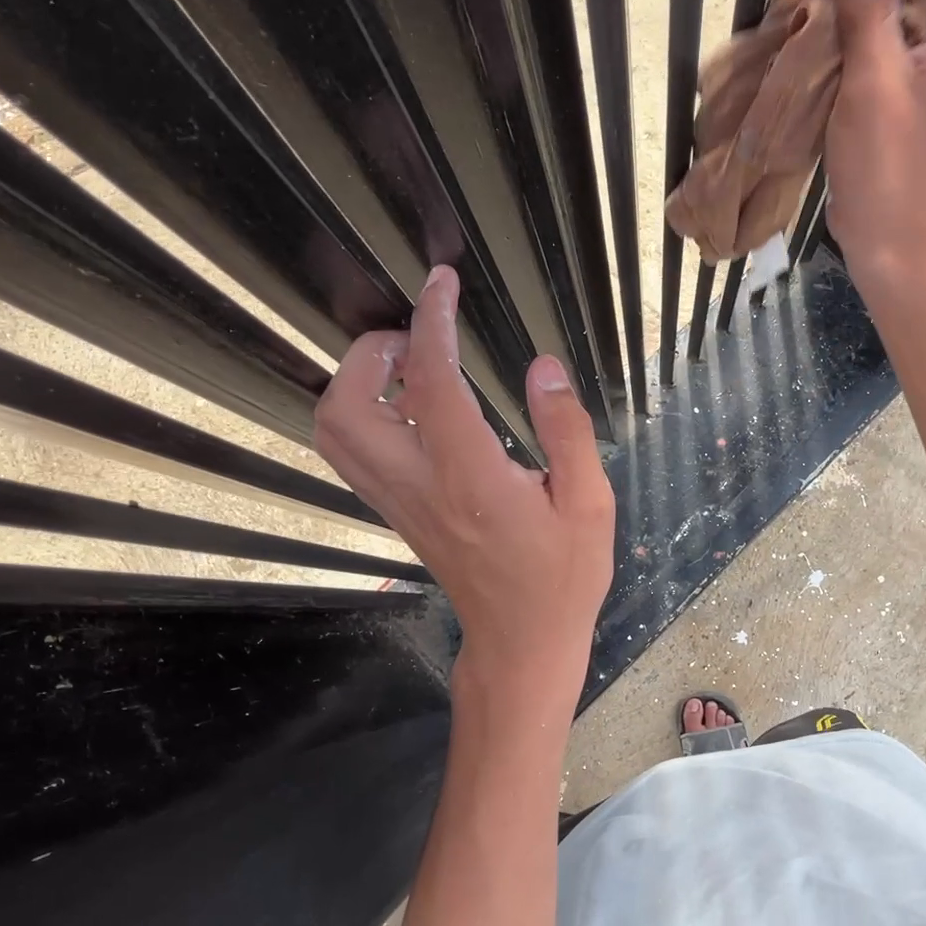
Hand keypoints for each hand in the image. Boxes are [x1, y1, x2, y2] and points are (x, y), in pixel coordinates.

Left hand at [313, 266, 615, 688]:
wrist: (521, 641)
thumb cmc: (563, 575)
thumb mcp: (589, 501)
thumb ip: (567, 429)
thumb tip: (542, 365)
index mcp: (470, 478)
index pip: (433, 383)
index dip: (432, 323)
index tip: (442, 284)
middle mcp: (419, 486)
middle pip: (348, 406)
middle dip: (372, 351)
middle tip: (419, 333)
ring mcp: (398, 502)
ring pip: (336, 431)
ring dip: (358, 380)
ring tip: (410, 360)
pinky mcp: (397, 512)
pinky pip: (353, 450)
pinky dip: (364, 409)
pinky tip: (411, 402)